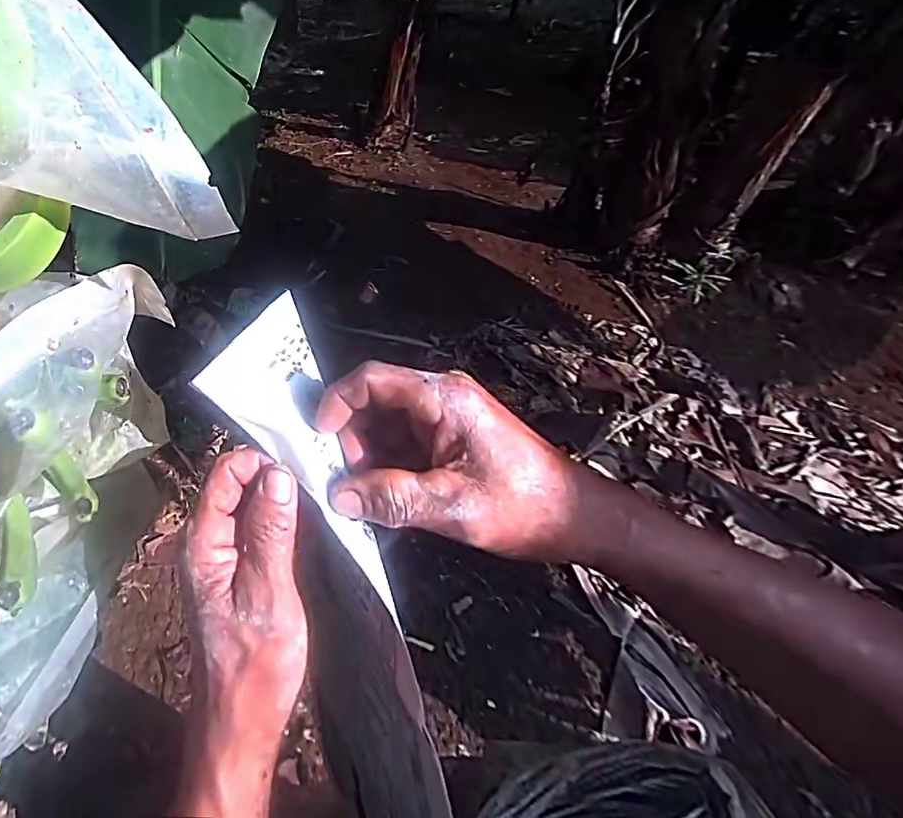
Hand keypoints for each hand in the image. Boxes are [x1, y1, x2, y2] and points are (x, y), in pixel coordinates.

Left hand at [176, 448, 306, 817]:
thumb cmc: (253, 664)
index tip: (295, 467)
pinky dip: (276, 521)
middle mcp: (204, 540)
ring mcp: (219, 554)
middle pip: (233, 486)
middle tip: (311, 482)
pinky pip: (253, 529)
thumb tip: (277, 476)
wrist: (241, 714)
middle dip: (269, 477)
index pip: (223, 475)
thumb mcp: (269, 594)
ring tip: (313, 502)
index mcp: (202, 541)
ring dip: (275, 499)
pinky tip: (302, 527)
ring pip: (246, 506)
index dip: (257, 462)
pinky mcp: (235, 568)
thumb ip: (270, 533)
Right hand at [314, 362, 630, 564]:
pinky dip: (384, 466)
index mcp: (443, 398)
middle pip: (370, 403)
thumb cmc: (533, 504)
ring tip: (369, 491)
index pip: (370, 379)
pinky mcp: (443, 439)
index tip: (320, 433)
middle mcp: (439, 399)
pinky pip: (397, 443)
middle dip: (351, 439)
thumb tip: (341, 496)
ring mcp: (441, 419)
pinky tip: (386, 493)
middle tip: (348, 475)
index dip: (337, 402)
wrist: (583, 522)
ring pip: (380, 425)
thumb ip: (391, 499)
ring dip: (367, 456)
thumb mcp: (454, 506)